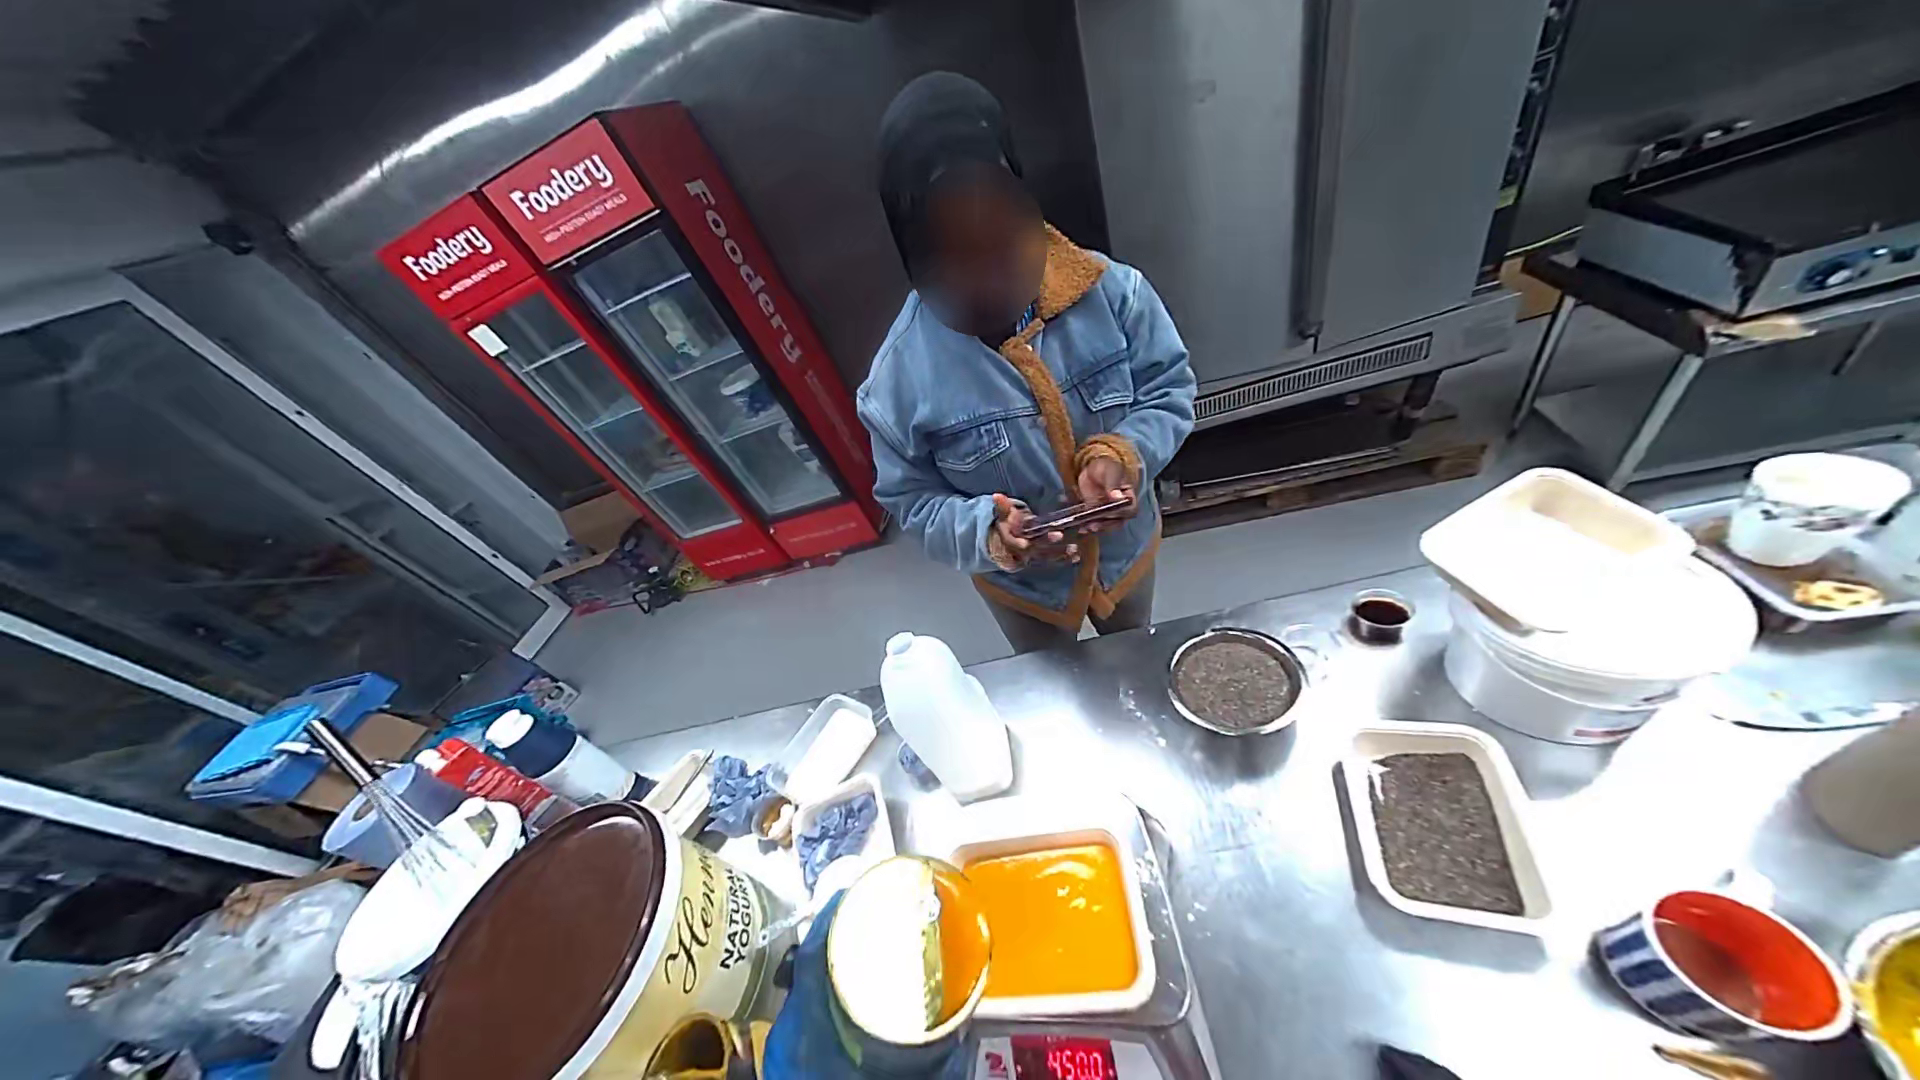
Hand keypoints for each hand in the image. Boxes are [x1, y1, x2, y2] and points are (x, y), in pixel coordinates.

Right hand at [992, 494, 1078, 567]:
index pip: (1014, 542)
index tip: (1025, 544)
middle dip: (1046, 541)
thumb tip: (996, 495)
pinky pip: (1053, 559)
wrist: (1008, 543)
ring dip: (1059, 553)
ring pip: (1045, 555)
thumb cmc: (1008, 526)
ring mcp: (1033, 555)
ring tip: (1074, 549)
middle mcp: (1022, 549)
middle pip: (1034, 547)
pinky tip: (1076, 557)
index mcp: (1011, 539)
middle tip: (1059, 535)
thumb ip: (1002, 506)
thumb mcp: (1003, 515)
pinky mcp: (1042, 557)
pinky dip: (1064, 558)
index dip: (1019, 543)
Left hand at [1075, 456, 1136, 534]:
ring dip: (1094, 527)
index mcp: (1128, 498)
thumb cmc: (1107, 468)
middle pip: (1116, 522)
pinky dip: (1085, 525)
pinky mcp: (1095, 515)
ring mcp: (1107, 513)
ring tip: (1084, 528)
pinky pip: (1092, 522)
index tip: (1109, 512)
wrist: (1093, 469)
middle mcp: (1120, 509)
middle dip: (1104, 525)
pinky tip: (1079, 527)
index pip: (1130, 510)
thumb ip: (1113, 484)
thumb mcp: (1110, 472)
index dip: (1121, 514)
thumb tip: (1117, 497)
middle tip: (1093, 526)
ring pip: (1104, 524)